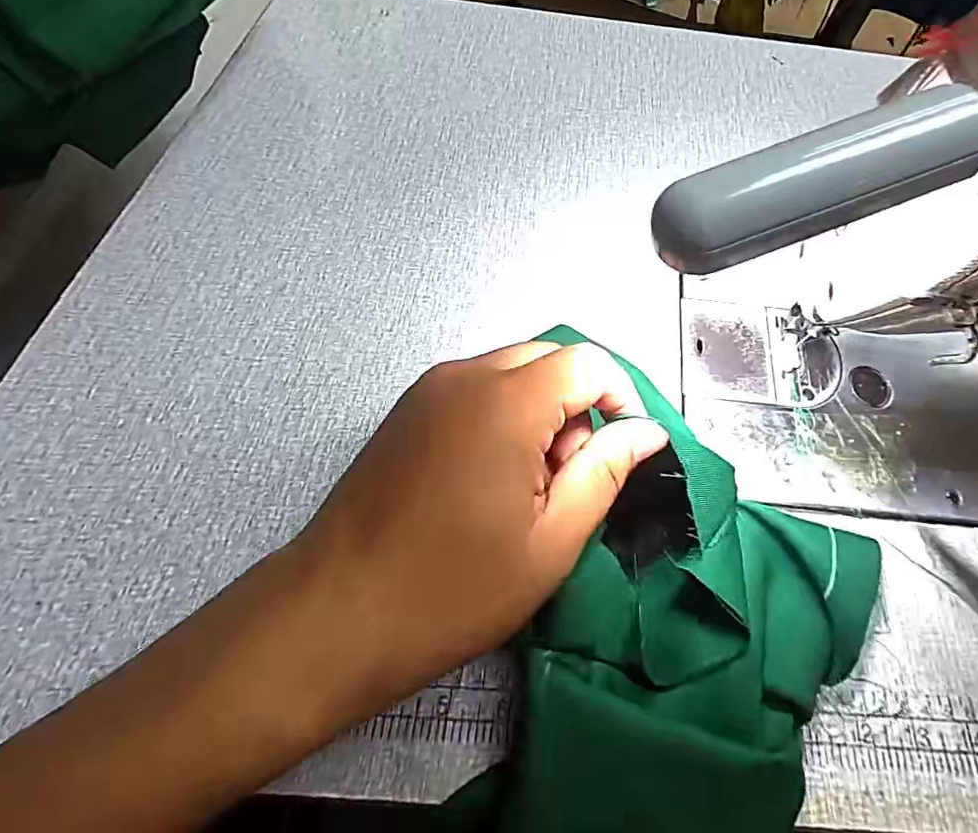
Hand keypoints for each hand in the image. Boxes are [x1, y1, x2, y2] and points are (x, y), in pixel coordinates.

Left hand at [283, 339, 670, 715]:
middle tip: (569, 479)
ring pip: (515, 373)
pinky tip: (488, 481)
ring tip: (527, 488)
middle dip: (580, 406)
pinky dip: (505, 417)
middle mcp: (465, 376)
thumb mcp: (552, 540)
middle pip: (551, 360)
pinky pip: (479, 390)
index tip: (625, 451)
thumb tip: (646, 431)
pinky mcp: (409, 410)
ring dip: (542, 413)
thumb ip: (607, 471)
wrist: (332, 617)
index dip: (621, 398)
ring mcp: (430, 390)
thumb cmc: (452, 589)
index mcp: (506, 401)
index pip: (588, 362)